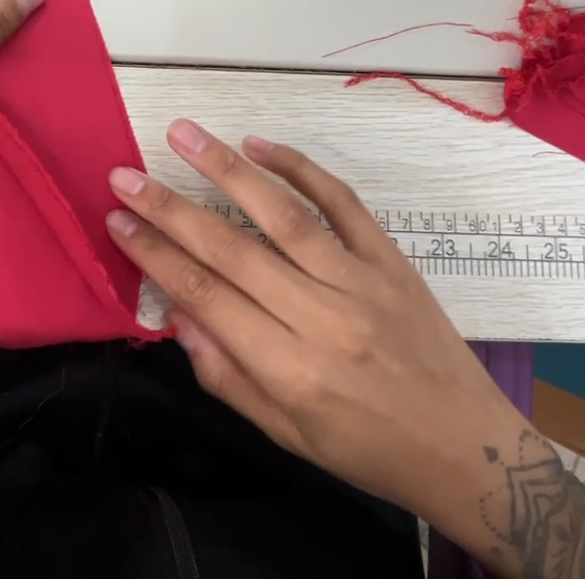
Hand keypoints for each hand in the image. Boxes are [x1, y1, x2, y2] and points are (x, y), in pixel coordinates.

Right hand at [102, 121, 531, 530]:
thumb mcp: (286, 434)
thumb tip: (173, 313)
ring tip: (183, 134)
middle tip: (124, 175)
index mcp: (289, 368)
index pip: (205, 296)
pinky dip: (300, 168)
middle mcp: (321, 317)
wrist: (469, 450)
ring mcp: (360, 281)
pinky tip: (260, 144)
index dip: (154, 255)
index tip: (116, 221)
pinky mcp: (389, 259)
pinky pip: (342, 203)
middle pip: (231, 250)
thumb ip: (225, 375)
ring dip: (226, 170)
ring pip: (282, 214)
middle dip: (169, 208)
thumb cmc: (367, 450)